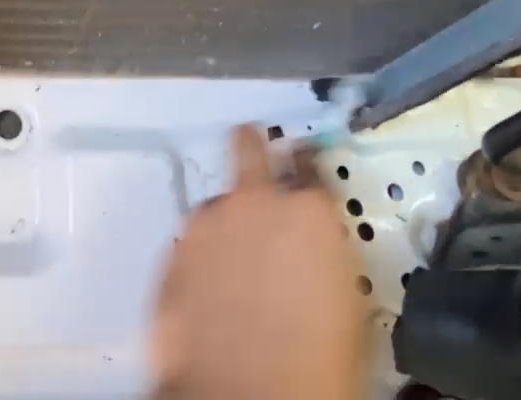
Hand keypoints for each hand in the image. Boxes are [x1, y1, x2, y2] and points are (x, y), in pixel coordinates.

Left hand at [150, 127, 368, 399]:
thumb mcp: (348, 302)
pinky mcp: (173, 251)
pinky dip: (201, 256)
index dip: (305, 164)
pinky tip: (213, 289)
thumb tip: (316, 253)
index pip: (308, 161)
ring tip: (237, 262)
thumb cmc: (312, 362)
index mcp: (308, 211)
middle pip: (247, 145)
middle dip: (251, 148)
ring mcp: (206, 223)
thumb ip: (325, 254)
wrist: (244, 395)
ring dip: (226, 221)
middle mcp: (253, 203)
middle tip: (255, 155)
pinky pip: (191, 242)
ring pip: (216, 204)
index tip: (303, 166)